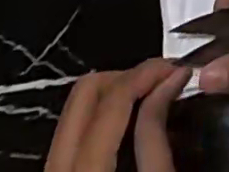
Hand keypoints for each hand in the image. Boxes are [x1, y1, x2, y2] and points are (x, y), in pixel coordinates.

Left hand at [44, 59, 188, 171]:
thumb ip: (156, 135)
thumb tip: (171, 79)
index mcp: (83, 171)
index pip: (112, 100)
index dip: (147, 73)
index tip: (178, 67)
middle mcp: (56, 166)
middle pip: (85, 91)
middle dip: (128, 76)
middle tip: (163, 80)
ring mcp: (50, 169)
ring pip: (77, 107)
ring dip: (116, 91)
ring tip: (151, 95)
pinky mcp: (56, 171)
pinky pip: (75, 127)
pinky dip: (104, 112)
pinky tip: (130, 119)